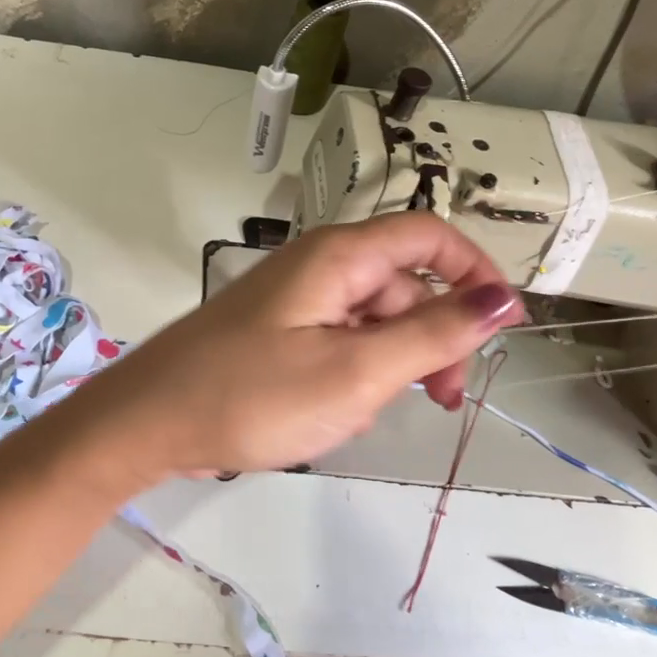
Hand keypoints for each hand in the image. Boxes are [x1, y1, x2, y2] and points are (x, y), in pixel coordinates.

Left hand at [66, 211, 522, 479]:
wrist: (151, 421)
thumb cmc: (253, 395)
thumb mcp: (357, 371)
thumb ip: (433, 334)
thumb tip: (501, 299)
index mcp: (339, 256)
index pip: (429, 235)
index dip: (476, 272)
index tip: (505, 328)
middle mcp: (319, 266)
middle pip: (405, 283)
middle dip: (433, 337)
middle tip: (440, 400)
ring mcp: (295, 299)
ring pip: (374, 320)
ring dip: (390, 365)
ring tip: (365, 412)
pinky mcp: (279, 332)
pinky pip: (340, 342)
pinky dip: (353, 374)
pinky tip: (333, 413)